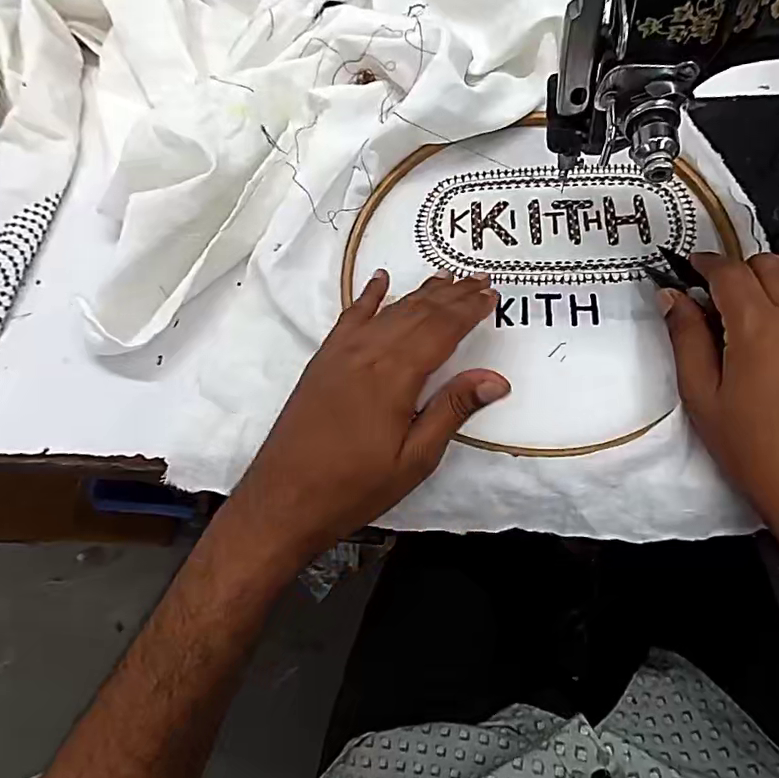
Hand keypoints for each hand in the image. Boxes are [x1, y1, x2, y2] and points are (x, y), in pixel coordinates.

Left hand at [220, 269, 508, 567]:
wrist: (284, 499)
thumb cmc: (353, 486)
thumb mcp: (414, 459)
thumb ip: (452, 410)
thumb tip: (494, 379)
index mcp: (394, 376)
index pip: (442, 329)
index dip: (468, 310)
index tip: (489, 294)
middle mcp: (367, 354)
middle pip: (418, 312)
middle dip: (451, 295)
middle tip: (477, 279)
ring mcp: (341, 353)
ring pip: (388, 311)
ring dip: (420, 293)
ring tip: (445, 278)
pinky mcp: (323, 360)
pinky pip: (350, 317)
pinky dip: (369, 296)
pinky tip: (380, 280)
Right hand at [661, 252, 778, 552]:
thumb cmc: (765, 456)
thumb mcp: (703, 397)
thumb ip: (685, 338)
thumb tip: (674, 301)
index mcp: (761, 328)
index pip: (729, 271)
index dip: (705, 264)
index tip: (693, 268)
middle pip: (768, 265)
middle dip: (738, 272)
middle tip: (716, 300)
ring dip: (769, 294)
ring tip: (748, 335)